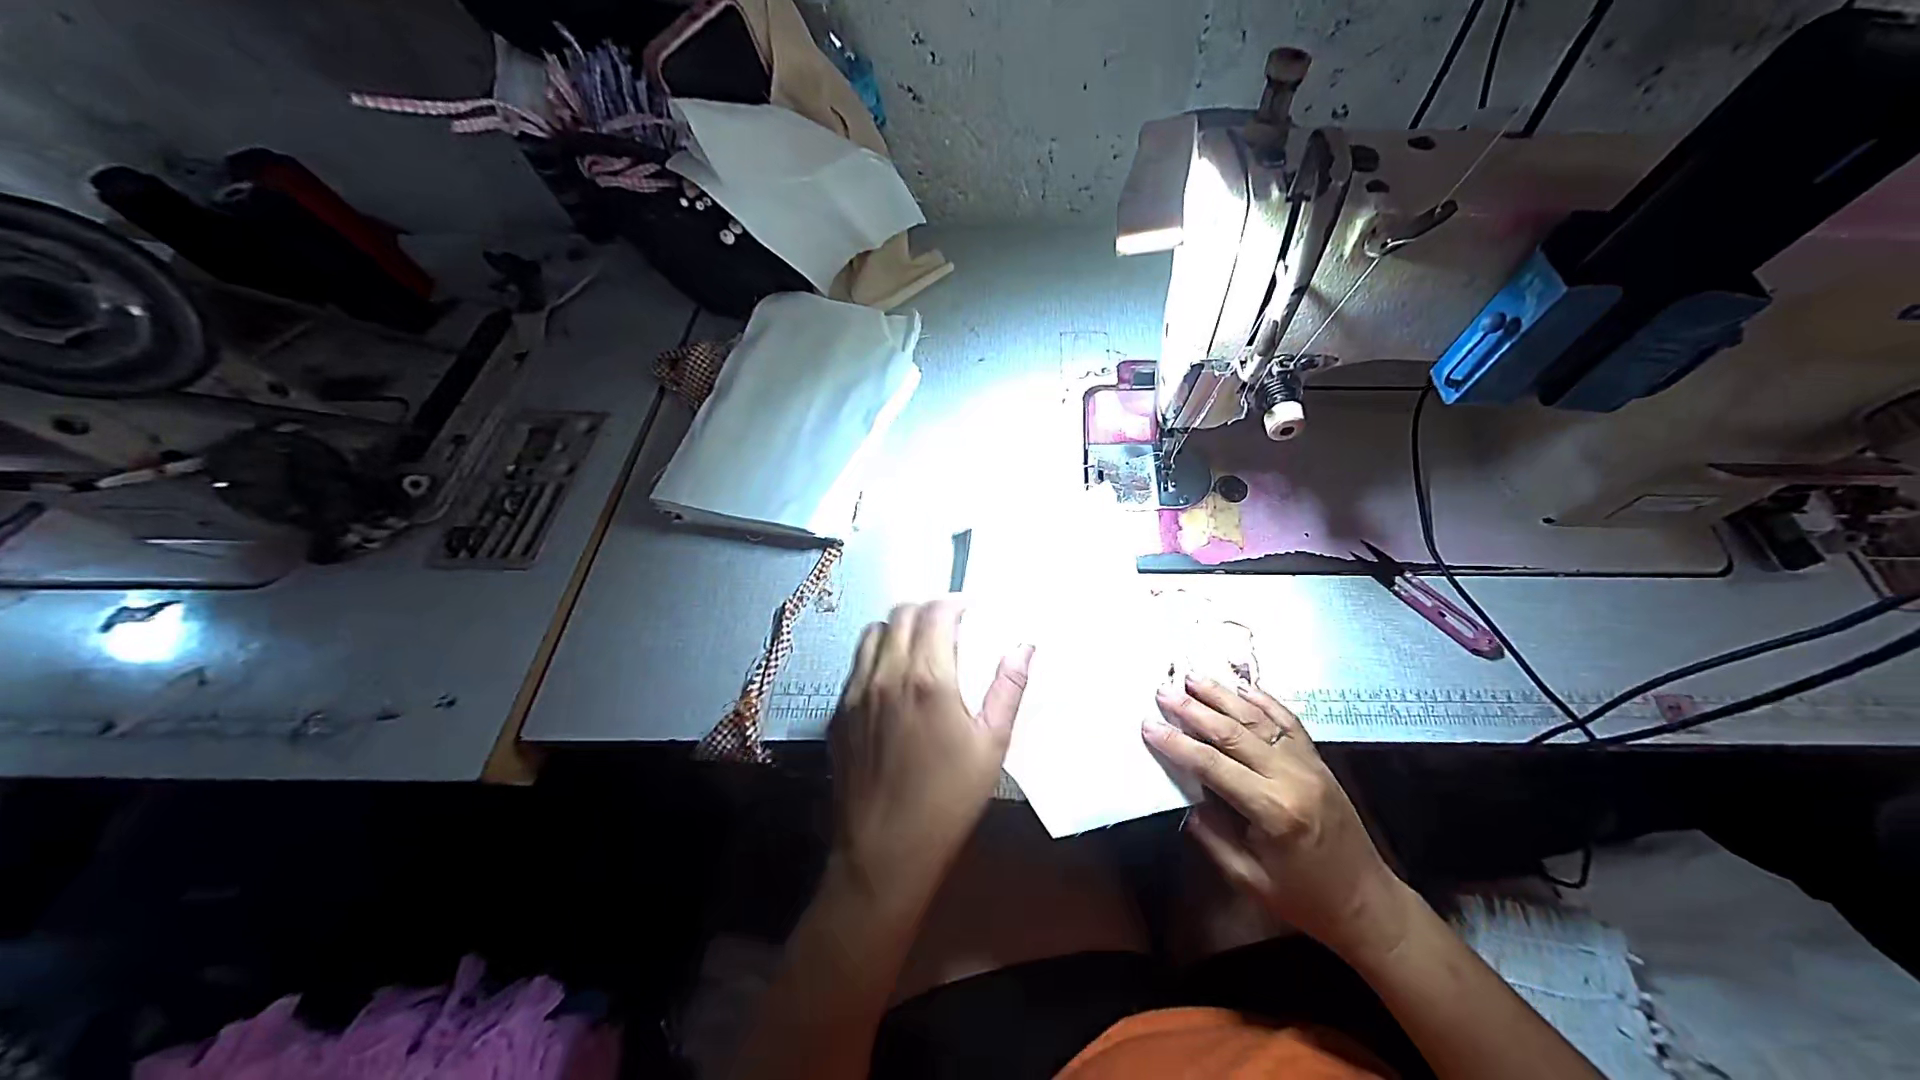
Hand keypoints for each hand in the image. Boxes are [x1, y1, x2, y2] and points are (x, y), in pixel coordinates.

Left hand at [829, 598, 1033, 897]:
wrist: (883, 853)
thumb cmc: (947, 802)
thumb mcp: (990, 747)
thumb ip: (1007, 690)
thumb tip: (1023, 646)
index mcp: (927, 678)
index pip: (934, 613)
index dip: (953, 603)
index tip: (968, 611)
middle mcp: (885, 675)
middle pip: (900, 615)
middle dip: (926, 611)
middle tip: (947, 628)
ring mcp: (855, 693)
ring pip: (871, 635)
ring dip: (897, 629)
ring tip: (918, 649)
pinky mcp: (838, 714)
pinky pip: (855, 666)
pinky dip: (876, 658)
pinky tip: (892, 684)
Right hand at [1143, 677, 1412, 961]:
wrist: (1367, 902)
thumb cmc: (1304, 898)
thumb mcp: (1248, 878)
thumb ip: (1212, 834)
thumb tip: (1186, 796)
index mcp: (1272, 811)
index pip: (1213, 766)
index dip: (1177, 744)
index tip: (1149, 725)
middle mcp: (1292, 778)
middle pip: (1233, 733)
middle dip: (1193, 710)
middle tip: (1163, 692)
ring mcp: (1309, 765)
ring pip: (1259, 720)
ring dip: (1223, 696)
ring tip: (1192, 677)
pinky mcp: (1319, 761)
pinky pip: (1289, 722)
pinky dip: (1264, 701)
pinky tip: (1241, 688)